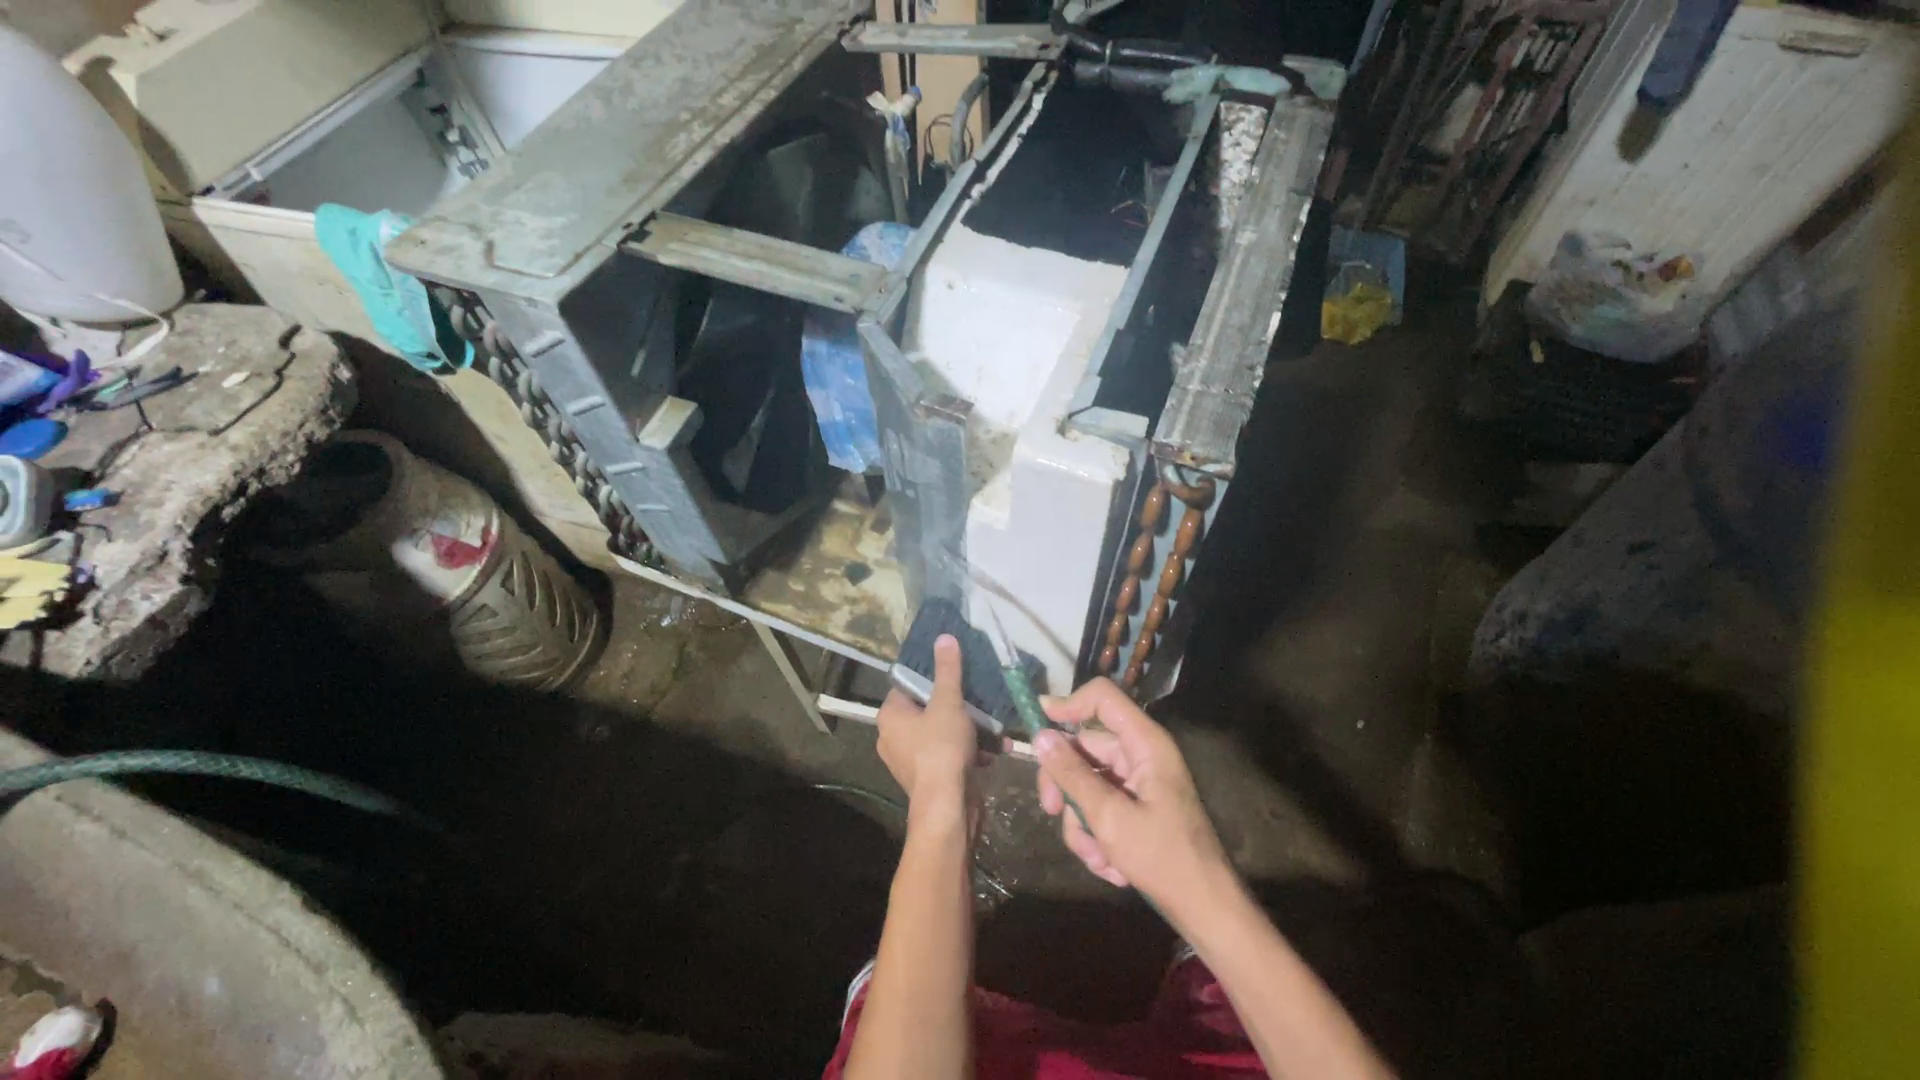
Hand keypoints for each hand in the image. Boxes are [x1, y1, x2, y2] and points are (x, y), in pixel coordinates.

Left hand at [876, 635, 977, 806]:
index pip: (908, 685)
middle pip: (928, 710)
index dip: (932, 677)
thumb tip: (943, 637)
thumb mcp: (948, 702)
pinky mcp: (928, 779)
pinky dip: (969, 752)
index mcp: (890, 716)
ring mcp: (910, 762)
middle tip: (981, 700)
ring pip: (942, 735)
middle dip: (960, 707)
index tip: (957, 673)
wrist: (948, 806)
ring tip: (995, 729)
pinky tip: (994, 752)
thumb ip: (948, 670)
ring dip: (971, 731)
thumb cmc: (941, 748)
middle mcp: (893, 738)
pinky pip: (949, 756)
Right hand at [1034, 679, 1236, 922]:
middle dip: (1066, 785)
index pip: (1103, 698)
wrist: (1203, 907)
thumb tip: (1041, 736)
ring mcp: (1139, 784)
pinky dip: (1097, 835)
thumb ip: (1072, 775)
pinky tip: (1109, 866)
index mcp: (1145, 744)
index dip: (1069, 704)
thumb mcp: (1109, 817)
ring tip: (1097, 857)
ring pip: (1087, 784)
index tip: (1037, 727)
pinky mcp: (1136, 809)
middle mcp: (1142, 756)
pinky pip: (1100, 808)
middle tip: (1052, 810)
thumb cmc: (1162, 857)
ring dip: (1082, 823)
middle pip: (1085, 748)